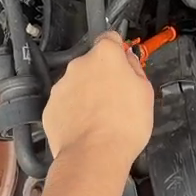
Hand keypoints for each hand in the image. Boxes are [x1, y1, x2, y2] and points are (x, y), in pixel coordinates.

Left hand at [42, 31, 153, 169]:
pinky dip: (73, 112)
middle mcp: (79, 64)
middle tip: (116, 98)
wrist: (94, 157)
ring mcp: (62, 86)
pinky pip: (65, 104)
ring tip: (101, 118)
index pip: (110, 38)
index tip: (123, 65)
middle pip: (92, 63)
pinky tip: (86, 128)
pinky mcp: (50, 107)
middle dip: (102, 76)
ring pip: (77, 84)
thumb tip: (128, 60)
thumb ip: (135, 69)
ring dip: (86, 94)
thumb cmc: (124, 125)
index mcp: (105, 54)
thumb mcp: (145, 92)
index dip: (118, 52)